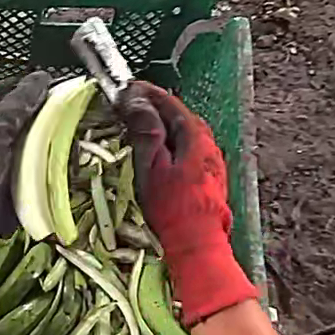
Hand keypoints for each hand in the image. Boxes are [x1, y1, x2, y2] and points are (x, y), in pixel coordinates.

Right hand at [119, 82, 255, 324]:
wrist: (198, 246)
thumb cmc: (172, 208)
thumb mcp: (151, 166)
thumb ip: (145, 130)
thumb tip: (136, 99)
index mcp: (194, 135)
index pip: (167, 101)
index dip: (144, 92)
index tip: (123, 88)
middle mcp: (207, 143)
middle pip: (176, 115)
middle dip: (151, 108)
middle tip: (125, 106)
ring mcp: (210, 161)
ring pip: (181, 133)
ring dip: (159, 127)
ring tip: (135, 127)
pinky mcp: (208, 177)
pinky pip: (185, 150)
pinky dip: (167, 144)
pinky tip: (154, 153)